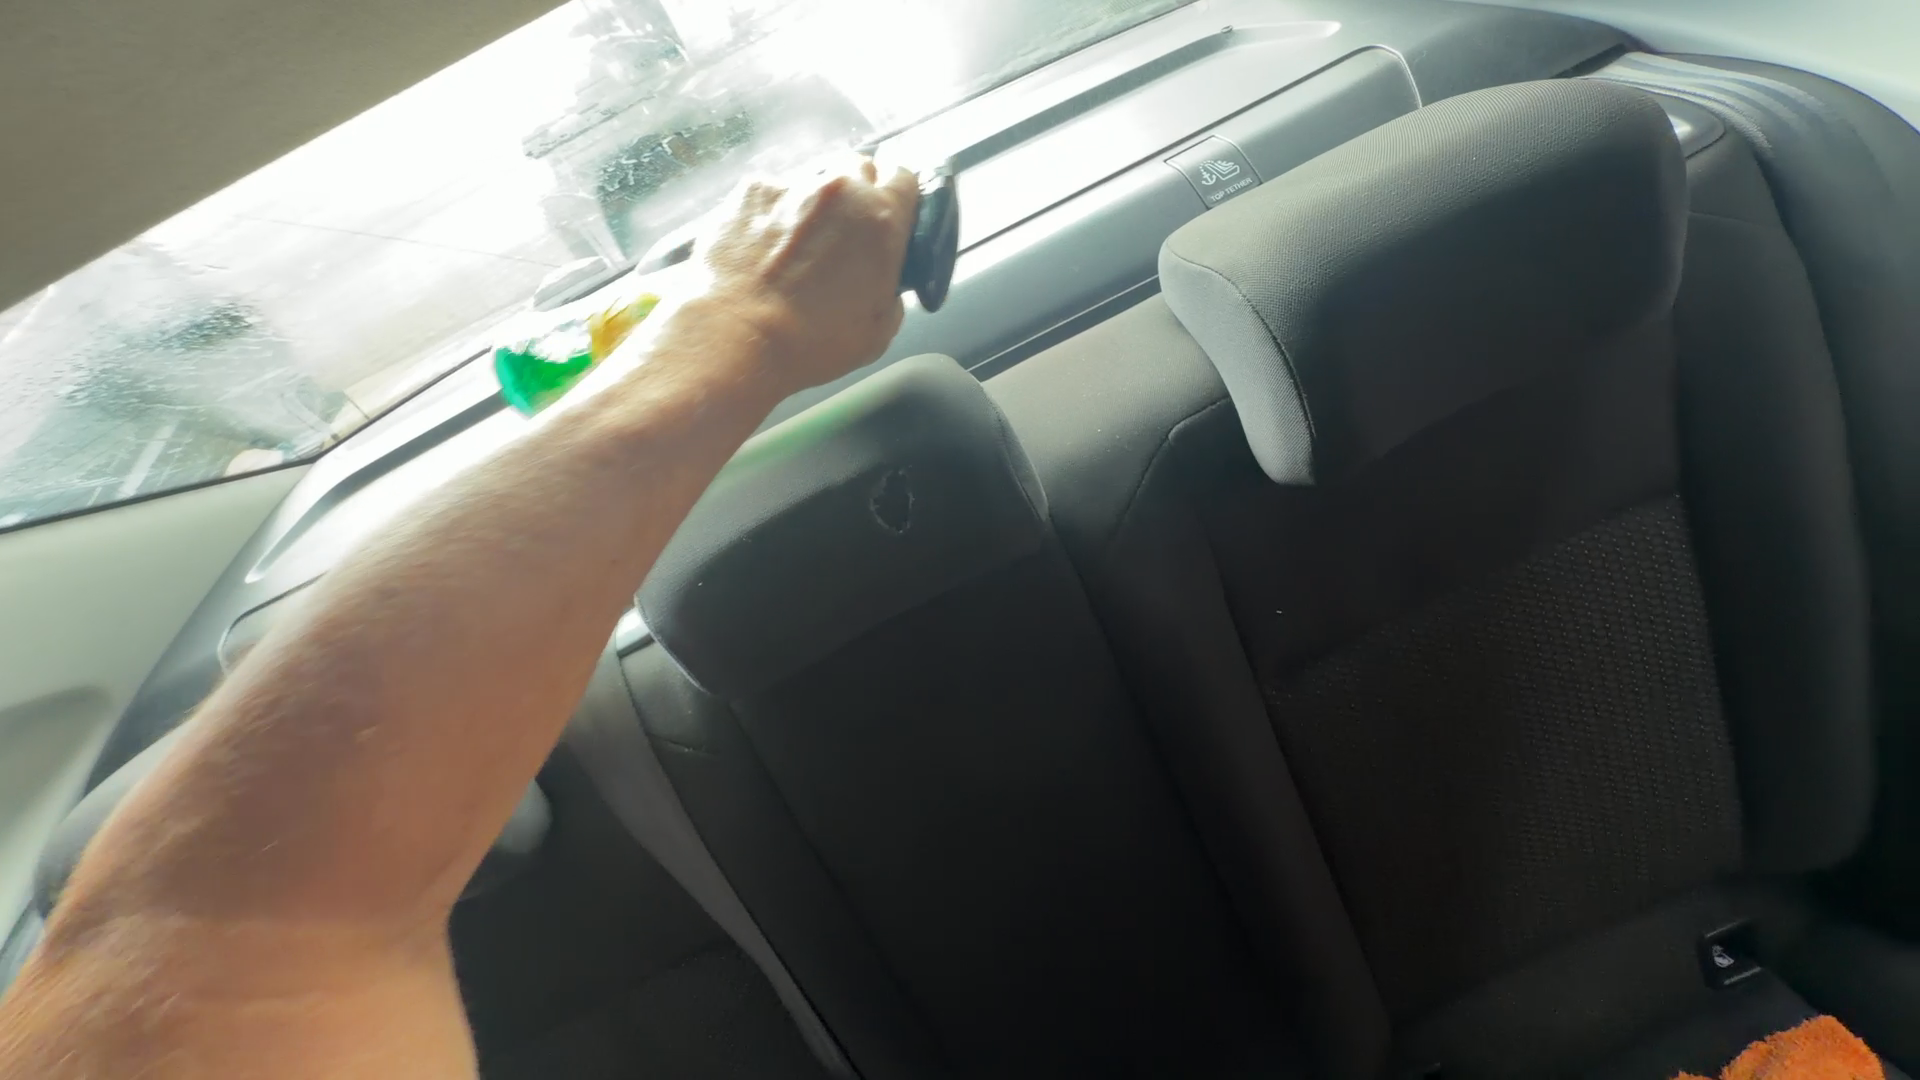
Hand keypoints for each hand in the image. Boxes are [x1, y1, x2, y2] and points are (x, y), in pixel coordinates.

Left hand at [689, 156, 919, 393]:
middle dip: (858, 197)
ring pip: (814, 181)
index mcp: (881, 220)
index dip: (898, 200)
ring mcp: (790, 185)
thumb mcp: (879, 332)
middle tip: (846, 239)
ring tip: (797, 252)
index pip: (905, 178)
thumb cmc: (813, 342)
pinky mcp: (748, 192)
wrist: (738, 336)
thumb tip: (883, 284)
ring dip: (814, 207)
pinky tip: (762, 253)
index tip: (890, 220)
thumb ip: (891, 292)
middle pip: (859, 169)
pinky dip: (772, 217)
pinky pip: (771, 196)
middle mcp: (840, 189)